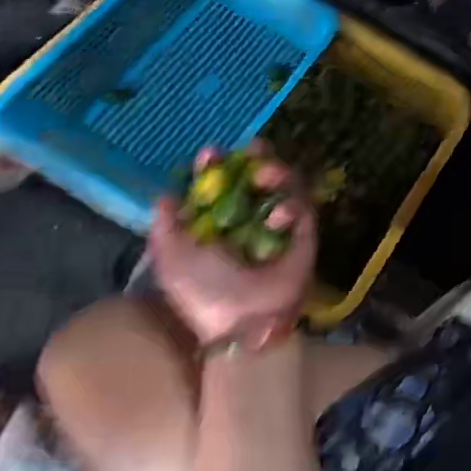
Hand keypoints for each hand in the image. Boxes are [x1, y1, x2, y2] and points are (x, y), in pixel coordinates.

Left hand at [150, 143, 316, 349]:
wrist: (245, 321)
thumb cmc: (204, 291)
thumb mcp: (172, 260)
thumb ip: (165, 227)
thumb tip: (165, 196)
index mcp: (218, 222)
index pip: (220, 183)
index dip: (215, 165)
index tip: (211, 152)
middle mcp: (250, 217)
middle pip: (258, 173)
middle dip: (256, 156)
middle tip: (254, 150)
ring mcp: (279, 223)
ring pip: (284, 182)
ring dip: (276, 171)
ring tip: (265, 175)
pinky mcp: (304, 231)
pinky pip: (302, 205)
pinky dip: (289, 206)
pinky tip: (277, 219)